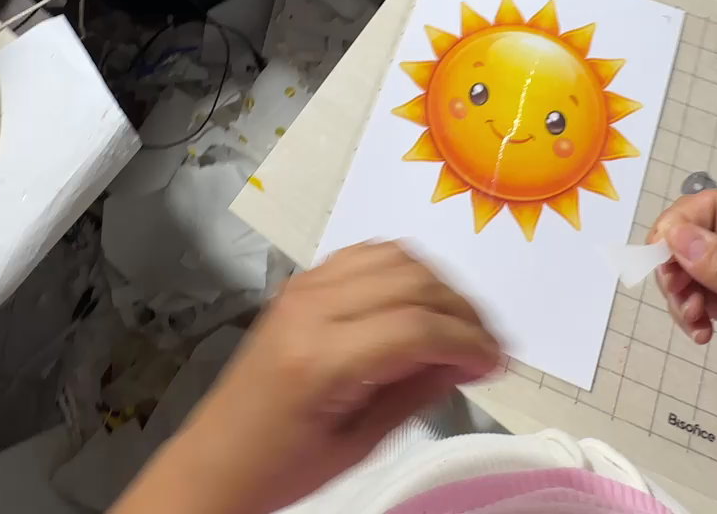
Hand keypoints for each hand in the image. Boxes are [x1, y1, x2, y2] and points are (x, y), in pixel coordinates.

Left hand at [113, 242, 502, 513]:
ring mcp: (305, 286)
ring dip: (437, 283)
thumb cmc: (284, 464)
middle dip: (461, 309)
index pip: (415, 328)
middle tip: (487, 343)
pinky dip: (404, 268)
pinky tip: (419, 298)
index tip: (496, 360)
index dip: (467, 341)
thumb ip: (417, 391)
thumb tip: (468, 359)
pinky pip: (367, 253)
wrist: (220, 455)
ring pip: (394, 257)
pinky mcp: (303, 280)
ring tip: (459, 322)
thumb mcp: (360, 443)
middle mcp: (312, 306)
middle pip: (410, 282)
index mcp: (321, 357)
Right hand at [650, 192, 716, 513]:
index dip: (685, 222)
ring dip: (685, 290)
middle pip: (706, 236)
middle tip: (673, 295)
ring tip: (691, 322)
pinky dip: (694, 311)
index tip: (657, 253)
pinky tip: (699, 334)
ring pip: (701, 267)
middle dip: (681, 262)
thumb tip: (677, 234)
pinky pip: (709, 298)